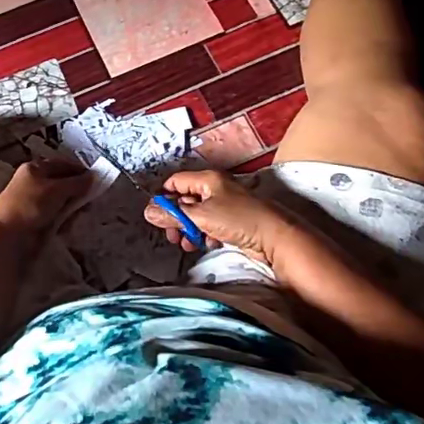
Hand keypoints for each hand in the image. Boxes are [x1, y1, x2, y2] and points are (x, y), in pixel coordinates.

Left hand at [0, 159, 88, 235]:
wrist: (6, 235)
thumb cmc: (30, 205)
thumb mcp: (56, 190)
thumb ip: (77, 183)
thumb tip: (94, 176)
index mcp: (35, 168)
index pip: (62, 164)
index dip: (79, 171)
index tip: (96, 180)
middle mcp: (33, 182)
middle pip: (62, 184)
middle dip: (76, 193)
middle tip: (88, 204)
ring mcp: (33, 202)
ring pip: (60, 202)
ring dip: (70, 210)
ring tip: (74, 219)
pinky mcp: (34, 219)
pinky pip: (54, 216)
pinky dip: (61, 220)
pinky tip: (64, 228)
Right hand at [144, 170, 295, 265]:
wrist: (276, 237)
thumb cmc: (238, 220)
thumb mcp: (200, 216)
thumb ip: (173, 214)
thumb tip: (148, 211)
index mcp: (207, 179)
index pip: (176, 182)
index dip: (164, 197)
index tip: (157, 215)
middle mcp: (215, 188)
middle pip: (185, 199)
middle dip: (176, 217)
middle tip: (171, 235)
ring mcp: (225, 204)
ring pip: (196, 214)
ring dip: (188, 229)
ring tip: (187, 243)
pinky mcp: (232, 221)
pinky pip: (209, 224)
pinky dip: (203, 233)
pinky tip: (205, 243)